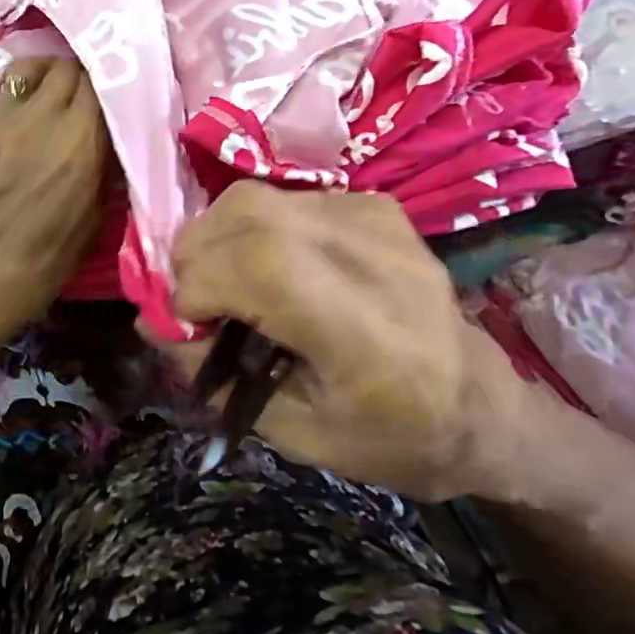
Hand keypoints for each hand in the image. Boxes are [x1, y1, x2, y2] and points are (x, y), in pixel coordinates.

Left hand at [0, 58, 108, 438]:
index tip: (104, 96)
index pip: (98, 85)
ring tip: (37, 89)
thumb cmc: (36, 268)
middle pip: (64, 70)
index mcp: (77, 146)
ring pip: (20, 69)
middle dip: (74, 77)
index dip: (104, 86)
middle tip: (74, 96)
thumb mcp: (90, 226)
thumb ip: (101, 176)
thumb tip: (105, 143)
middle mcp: (36, 123)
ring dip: (35, 74)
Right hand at [169, 182, 534, 499]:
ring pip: (252, 197)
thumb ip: (214, 375)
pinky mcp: (372, 203)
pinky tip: (265, 264)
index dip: (200, 287)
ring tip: (221, 280)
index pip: (260, 265)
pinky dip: (247, 228)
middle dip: (194, 255)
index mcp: (366, 333)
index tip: (188, 326)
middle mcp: (373, 258)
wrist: (485, 408)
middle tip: (194, 299)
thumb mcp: (295, 433)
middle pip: (247, 216)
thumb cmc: (392, 437)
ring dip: (213, 235)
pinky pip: (277, 198)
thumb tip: (149, 322)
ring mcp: (374, 220)